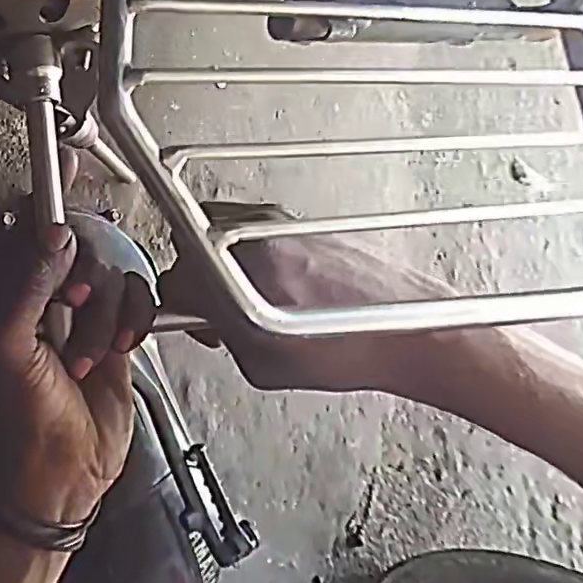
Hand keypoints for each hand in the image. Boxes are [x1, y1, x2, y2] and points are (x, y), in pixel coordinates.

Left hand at [0, 223, 149, 524]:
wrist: (63, 472)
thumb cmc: (19, 416)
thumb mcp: (6, 348)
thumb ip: (26, 286)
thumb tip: (55, 235)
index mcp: (14, 291)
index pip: (33, 231)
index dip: (50, 195)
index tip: (66, 164)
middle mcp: (51, 294)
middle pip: (83, 245)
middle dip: (86, 281)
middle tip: (75, 309)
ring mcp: (88, 310)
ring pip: (116, 272)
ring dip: (107, 316)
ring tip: (87, 355)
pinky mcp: (120, 327)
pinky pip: (139, 298)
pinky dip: (134, 320)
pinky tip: (119, 348)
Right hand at [160, 202, 493, 399]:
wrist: (410, 328)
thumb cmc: (349, 349)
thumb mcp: (261, 364)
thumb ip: (218, 336)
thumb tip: (205, 322)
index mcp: (228, 271)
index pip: (172, 280)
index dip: (179, 307)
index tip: (193, 318)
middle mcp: (243, 234)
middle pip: (185, 246)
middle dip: (195, 277)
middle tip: (219, 307)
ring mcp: (268, 220)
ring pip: (211, 231)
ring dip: (217, 260)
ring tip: (247, 295)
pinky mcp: (290, 218)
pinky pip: (244, 229)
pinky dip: (245, 252)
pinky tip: (274, 284)